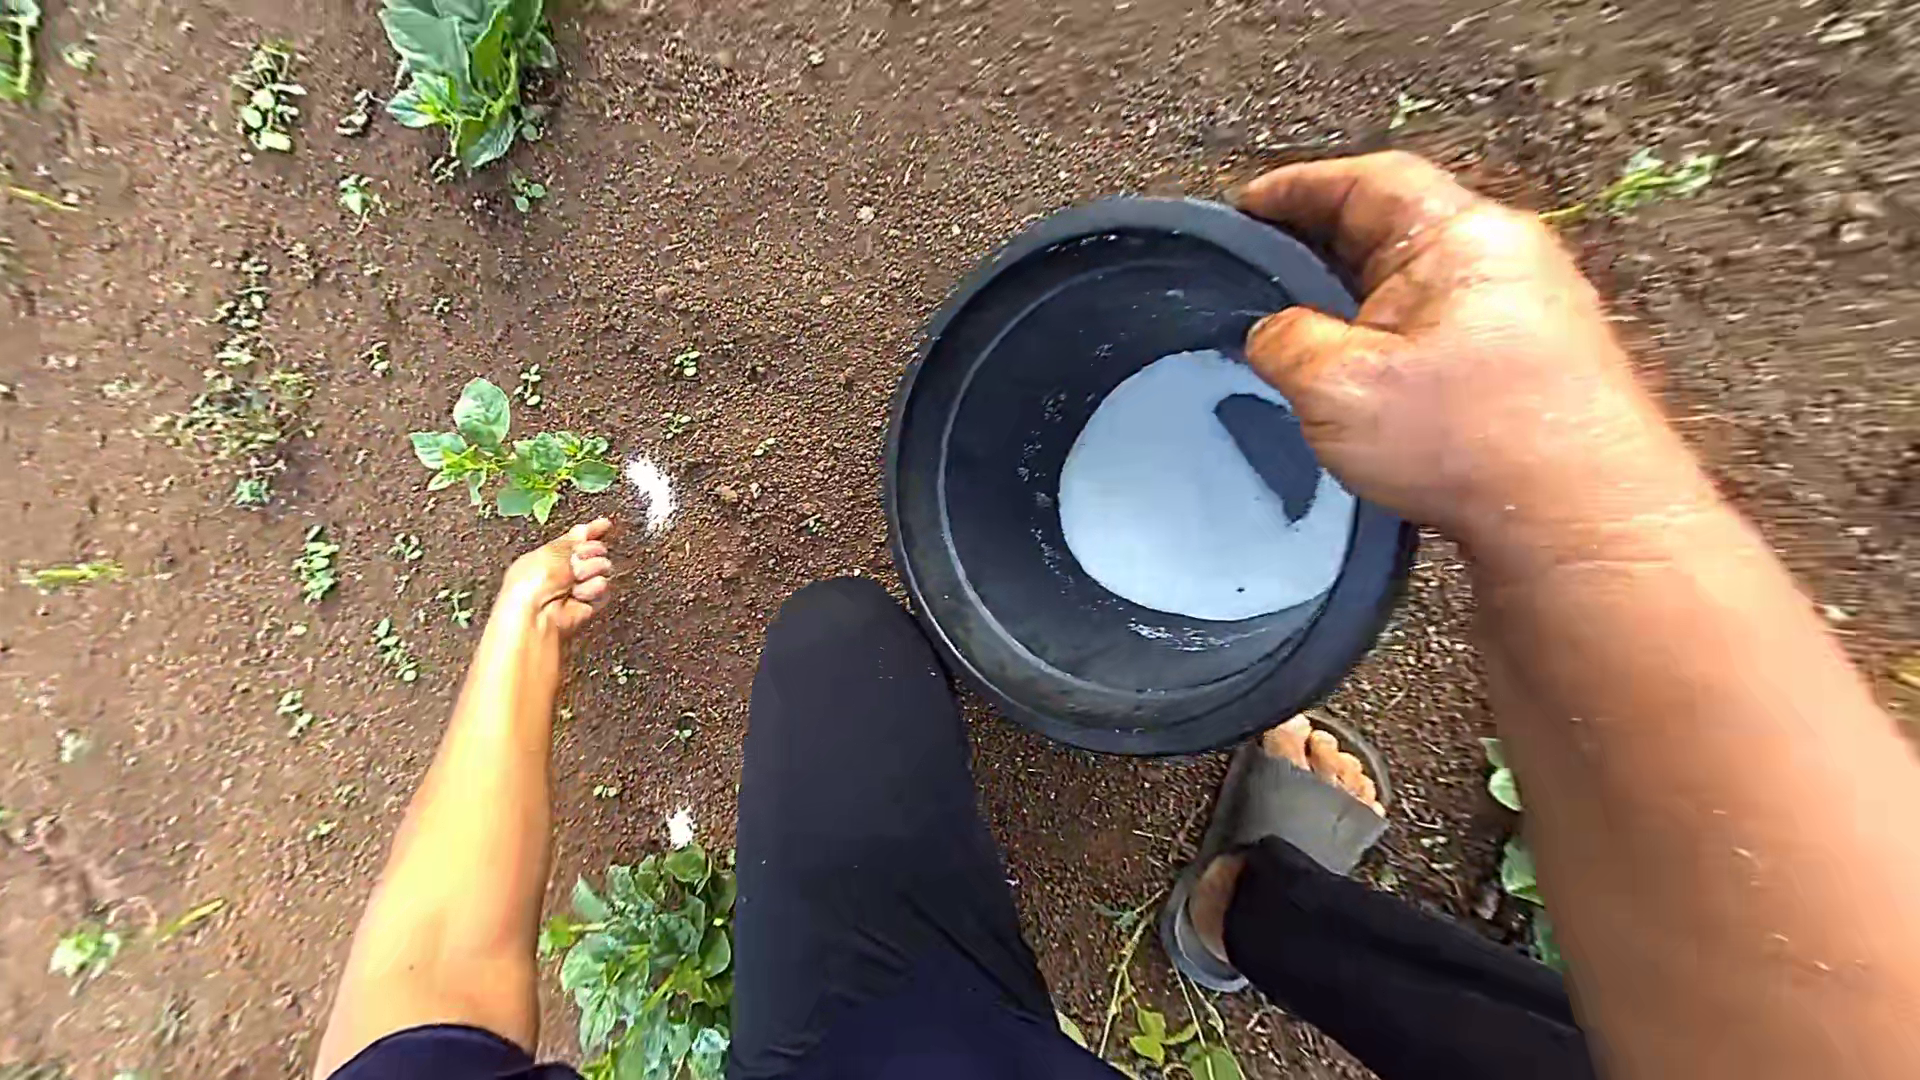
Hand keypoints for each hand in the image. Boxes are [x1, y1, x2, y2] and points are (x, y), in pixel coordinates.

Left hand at [496, 518, 613, 636]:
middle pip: (594, 550)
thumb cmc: (533, 582)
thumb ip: (572, 539)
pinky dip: (593, 589)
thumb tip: (584, 530)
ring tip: (575, 580)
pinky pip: (603, 586)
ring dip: (591, 570)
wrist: (538, 613)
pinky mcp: (591, 601)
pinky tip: (579, 594)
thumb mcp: (550, 551)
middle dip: (589, 552)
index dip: (591, 531)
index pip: (576, 539)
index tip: (606, 524)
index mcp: (550, 556)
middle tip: (576, 561)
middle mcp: (565, 571)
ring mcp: (579, 585)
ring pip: (602, 567)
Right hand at [1238, 153, 1709, 562]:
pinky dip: (1365, 324)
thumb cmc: (1462, 439)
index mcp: (1458, 243)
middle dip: (1312, 238)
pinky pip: (1416, 320)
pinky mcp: (1503, 357)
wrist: (1569, 515)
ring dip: (1337, 287)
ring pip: (1398, 278)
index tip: (1245, 205)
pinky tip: (1335, 357)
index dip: (1298, 187)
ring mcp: (1505, 310)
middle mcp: (1492, 260)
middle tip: (1252, 263)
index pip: (1369, 183)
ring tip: (1281, 311)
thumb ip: (1285, 343)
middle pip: (1385, 226)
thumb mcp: (1337, 384)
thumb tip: (1268, 331)